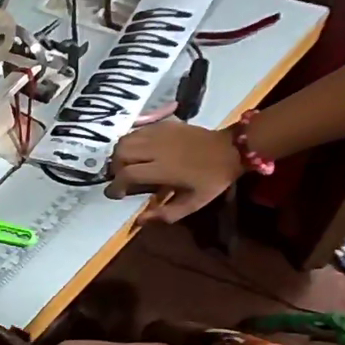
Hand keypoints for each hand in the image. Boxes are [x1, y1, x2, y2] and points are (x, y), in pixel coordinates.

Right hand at [108, 120, 243, 223]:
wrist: (229, 149)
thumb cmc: (211, 180)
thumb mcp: (192, 204)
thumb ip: (165, 214)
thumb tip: (139, 220)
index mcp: (162, 169)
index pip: (126, 174)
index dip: (116, 186)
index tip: (116, 194)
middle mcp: (155, 148)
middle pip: (120, 153)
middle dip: (115, 168)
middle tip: (122, 178)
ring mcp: (158, 133)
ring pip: (125, 140)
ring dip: (120, 154)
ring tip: (127, 164)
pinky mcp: (163, 124)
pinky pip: (137, 131)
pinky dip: (132, 141)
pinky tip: (139, 151)